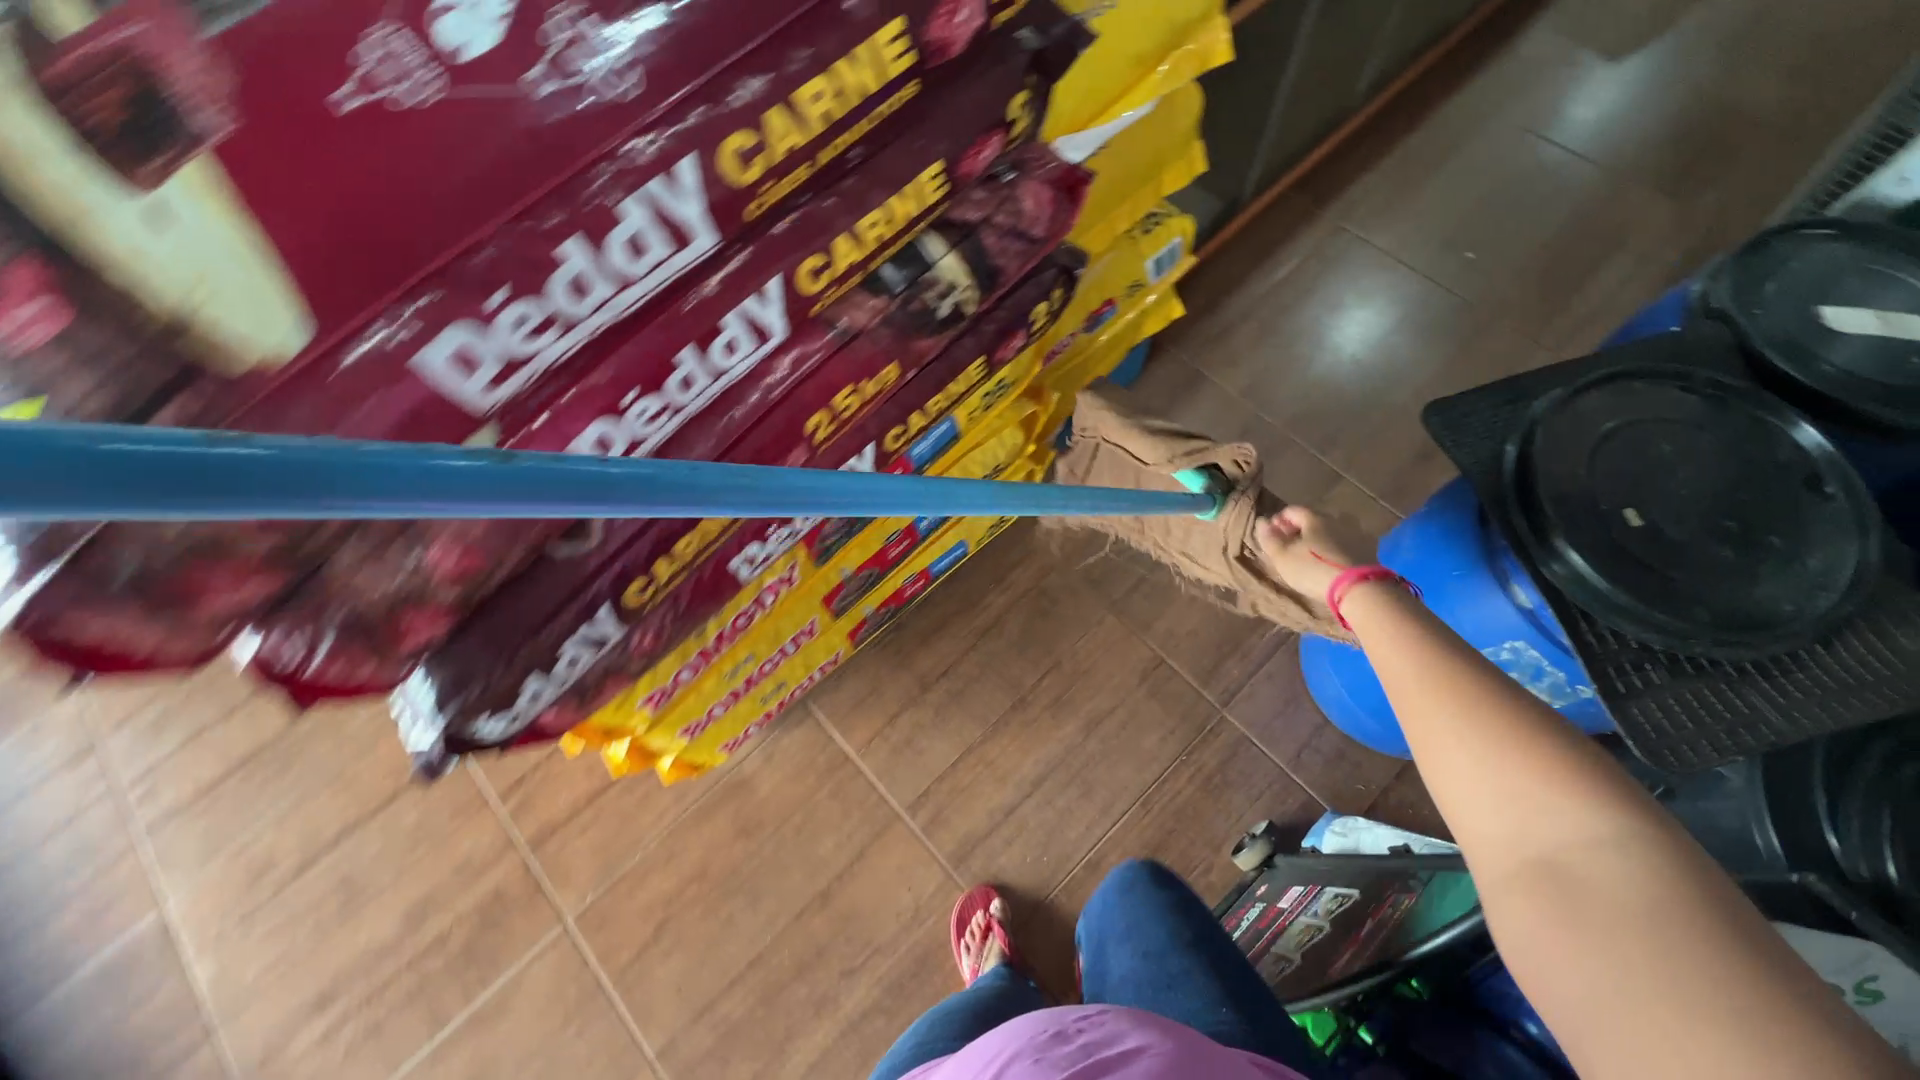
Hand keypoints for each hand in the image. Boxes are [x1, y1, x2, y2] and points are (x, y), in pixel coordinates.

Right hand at [1255, 505, 1377, 605]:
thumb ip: (1269, 538)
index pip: (1292, 510)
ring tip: (1312, 556)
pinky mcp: (1369, 549)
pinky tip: (1332, 562)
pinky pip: (1347, 543)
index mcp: (1314, 518)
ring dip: (1320, 539)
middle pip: (1313, 520)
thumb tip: (1261, 521)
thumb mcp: (1282, 557)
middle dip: (1299, 530)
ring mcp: (1356, 533)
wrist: (1357, 588)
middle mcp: (1336, 519)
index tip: (1272, 537)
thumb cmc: (1313, 569)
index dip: (1278, 521)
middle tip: (1290, 547)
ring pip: (1332, 531)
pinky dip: (1337, 549)